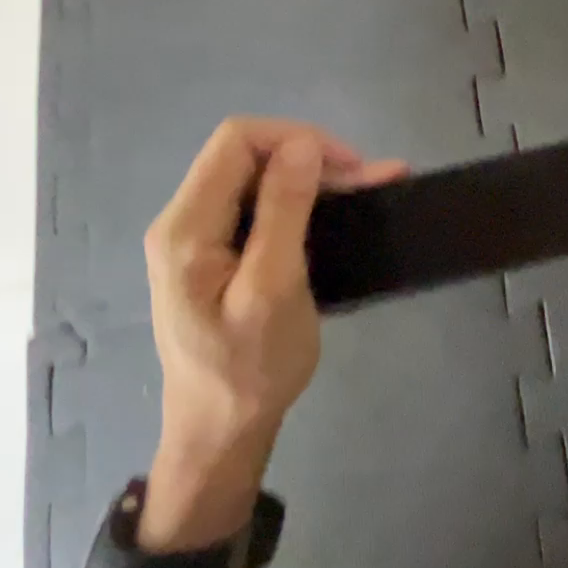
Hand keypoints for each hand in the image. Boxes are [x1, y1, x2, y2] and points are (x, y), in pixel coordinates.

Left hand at [137, 118, 405, 551]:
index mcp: (187, 227)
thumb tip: (302, 145)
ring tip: (380, 183)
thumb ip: (283, 212)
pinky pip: (267, 203)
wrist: (224, 427)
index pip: (237, 141)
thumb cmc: (251, 364)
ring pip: (264, 176)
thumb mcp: (273, 287)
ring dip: (321, 176)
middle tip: (373, 181)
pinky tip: (354, 200)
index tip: (348, 168)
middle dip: (316, 156)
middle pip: (251, 154)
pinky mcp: (225, 250)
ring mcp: (204, 235)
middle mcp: (187, 220)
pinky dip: (312, 197)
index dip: (297, 140)